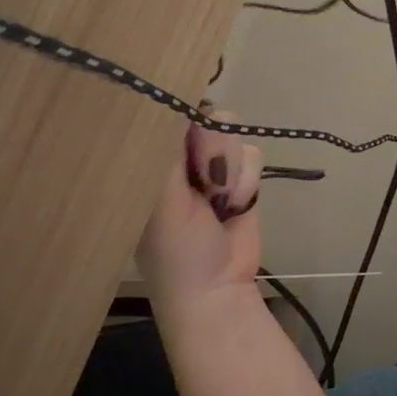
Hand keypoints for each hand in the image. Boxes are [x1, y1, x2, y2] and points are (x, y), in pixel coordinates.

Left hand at [136, 109, 263, 308]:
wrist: (218, 289)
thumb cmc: (176, 250)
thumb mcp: (160, 199)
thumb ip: (168, 152)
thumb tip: (182, 106)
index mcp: (144, 158)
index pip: (164, 110)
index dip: (181, 109)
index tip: (191, 128)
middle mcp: (175, 155)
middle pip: (205, 115)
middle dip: (212, 147)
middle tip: (203, 179)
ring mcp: (209, 164)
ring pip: (232, 132)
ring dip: (231, 170)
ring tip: (218, 201)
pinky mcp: (238, 175)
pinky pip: (252, 153)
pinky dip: (247, 180)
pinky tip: (235, 205)